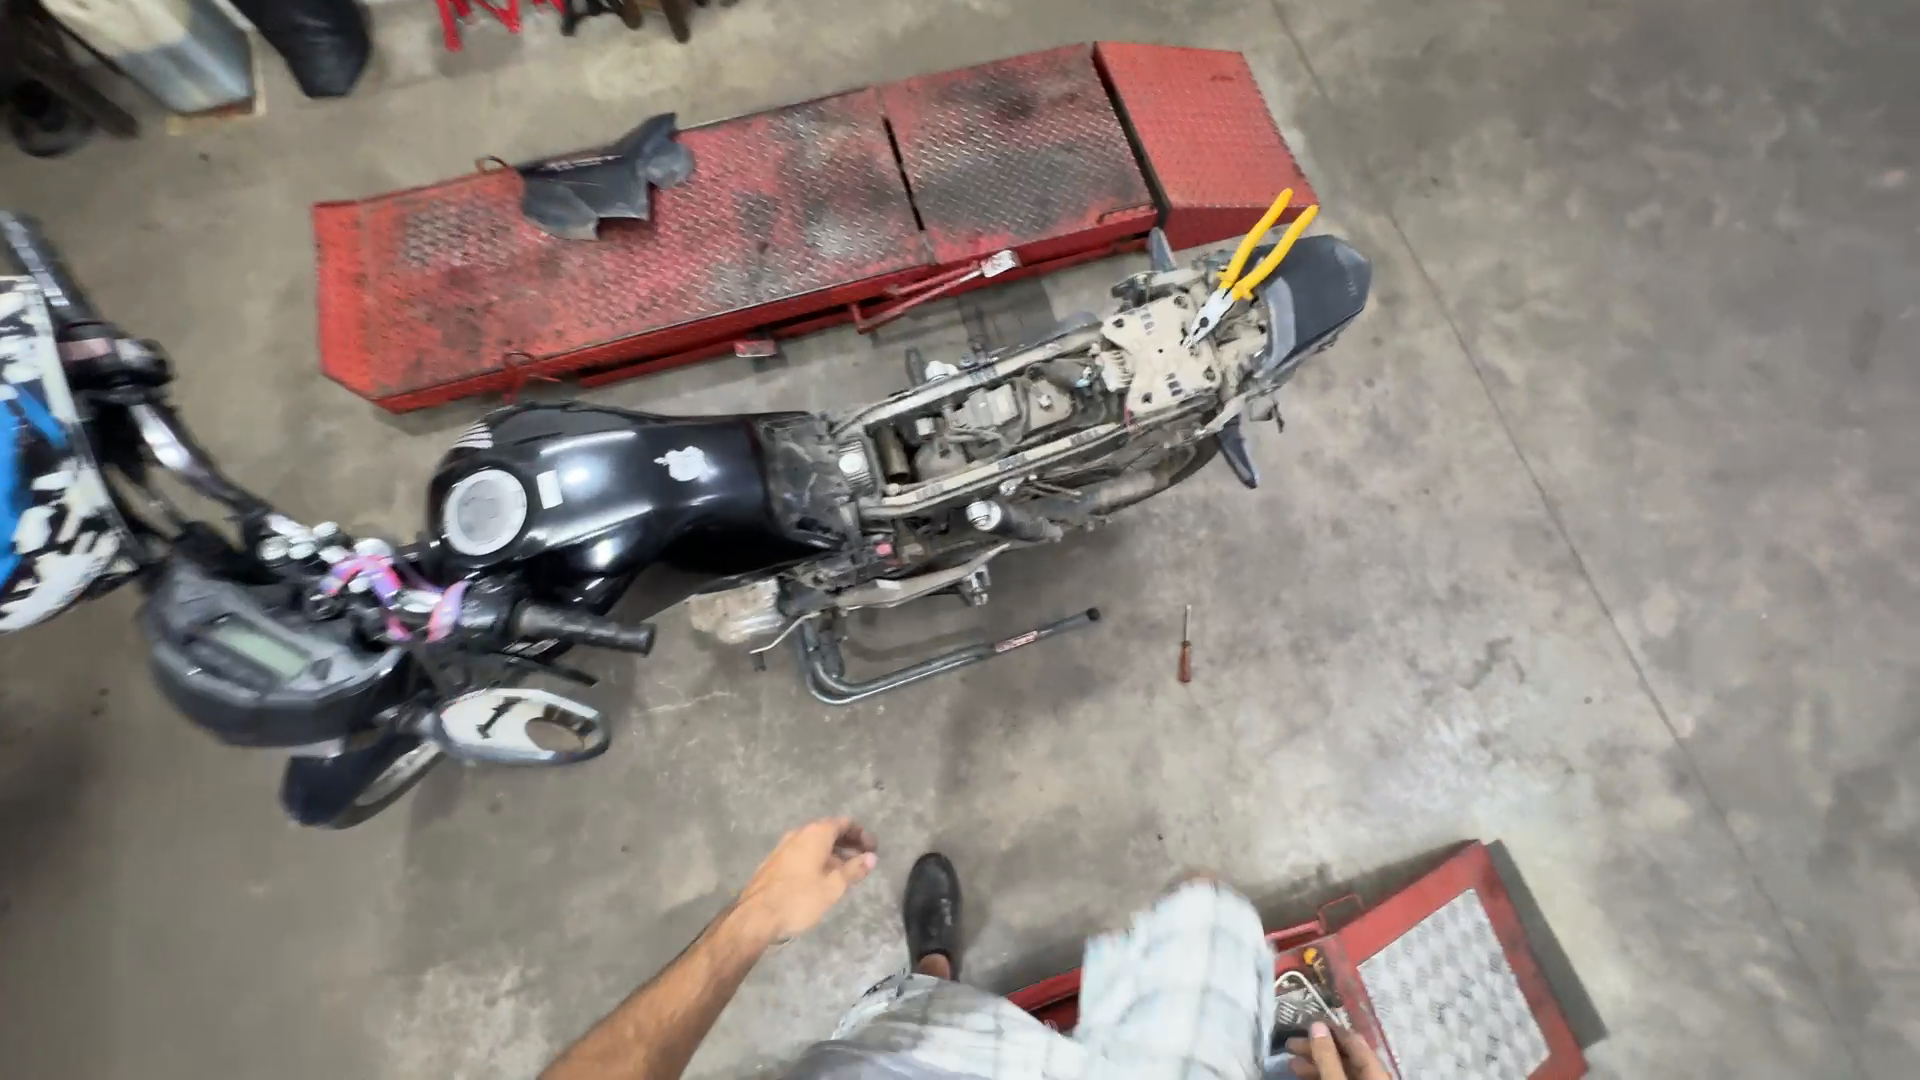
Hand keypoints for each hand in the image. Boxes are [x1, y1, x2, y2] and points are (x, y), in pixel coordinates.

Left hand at [735, 818, 877, 943]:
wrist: (755, 916)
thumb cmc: (799, 898)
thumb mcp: (833, 886)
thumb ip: (854, 869)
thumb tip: (872, 857)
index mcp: (817, 833)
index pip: (845, 823)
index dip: (862, 834)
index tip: (873, 849)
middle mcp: (800, 833)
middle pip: (830, 831)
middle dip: (848, 844)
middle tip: (862, 860)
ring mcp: (784, 846)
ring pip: (815, 843)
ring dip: (833, 853)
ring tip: (845, 872)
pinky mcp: (775, 861)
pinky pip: (803, 852)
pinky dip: (817, 859)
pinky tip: (820, 879)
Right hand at [1286, 1021, 1390, 1079]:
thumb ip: (1327, 1056)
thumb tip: (1316, 1024)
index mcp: (1375, 1068)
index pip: (1352, 1038)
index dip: (1328, 1028)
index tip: (1303, 1024)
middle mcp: (1375, 1074)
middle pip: (1345, 1054)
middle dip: (1316, 1047)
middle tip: (1290, 1046)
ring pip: (1341, 1069)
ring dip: (1316, 1063)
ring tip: (1291, 1064)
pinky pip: (1341, 1079)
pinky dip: (1324, 1075)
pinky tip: (1305, 1075)